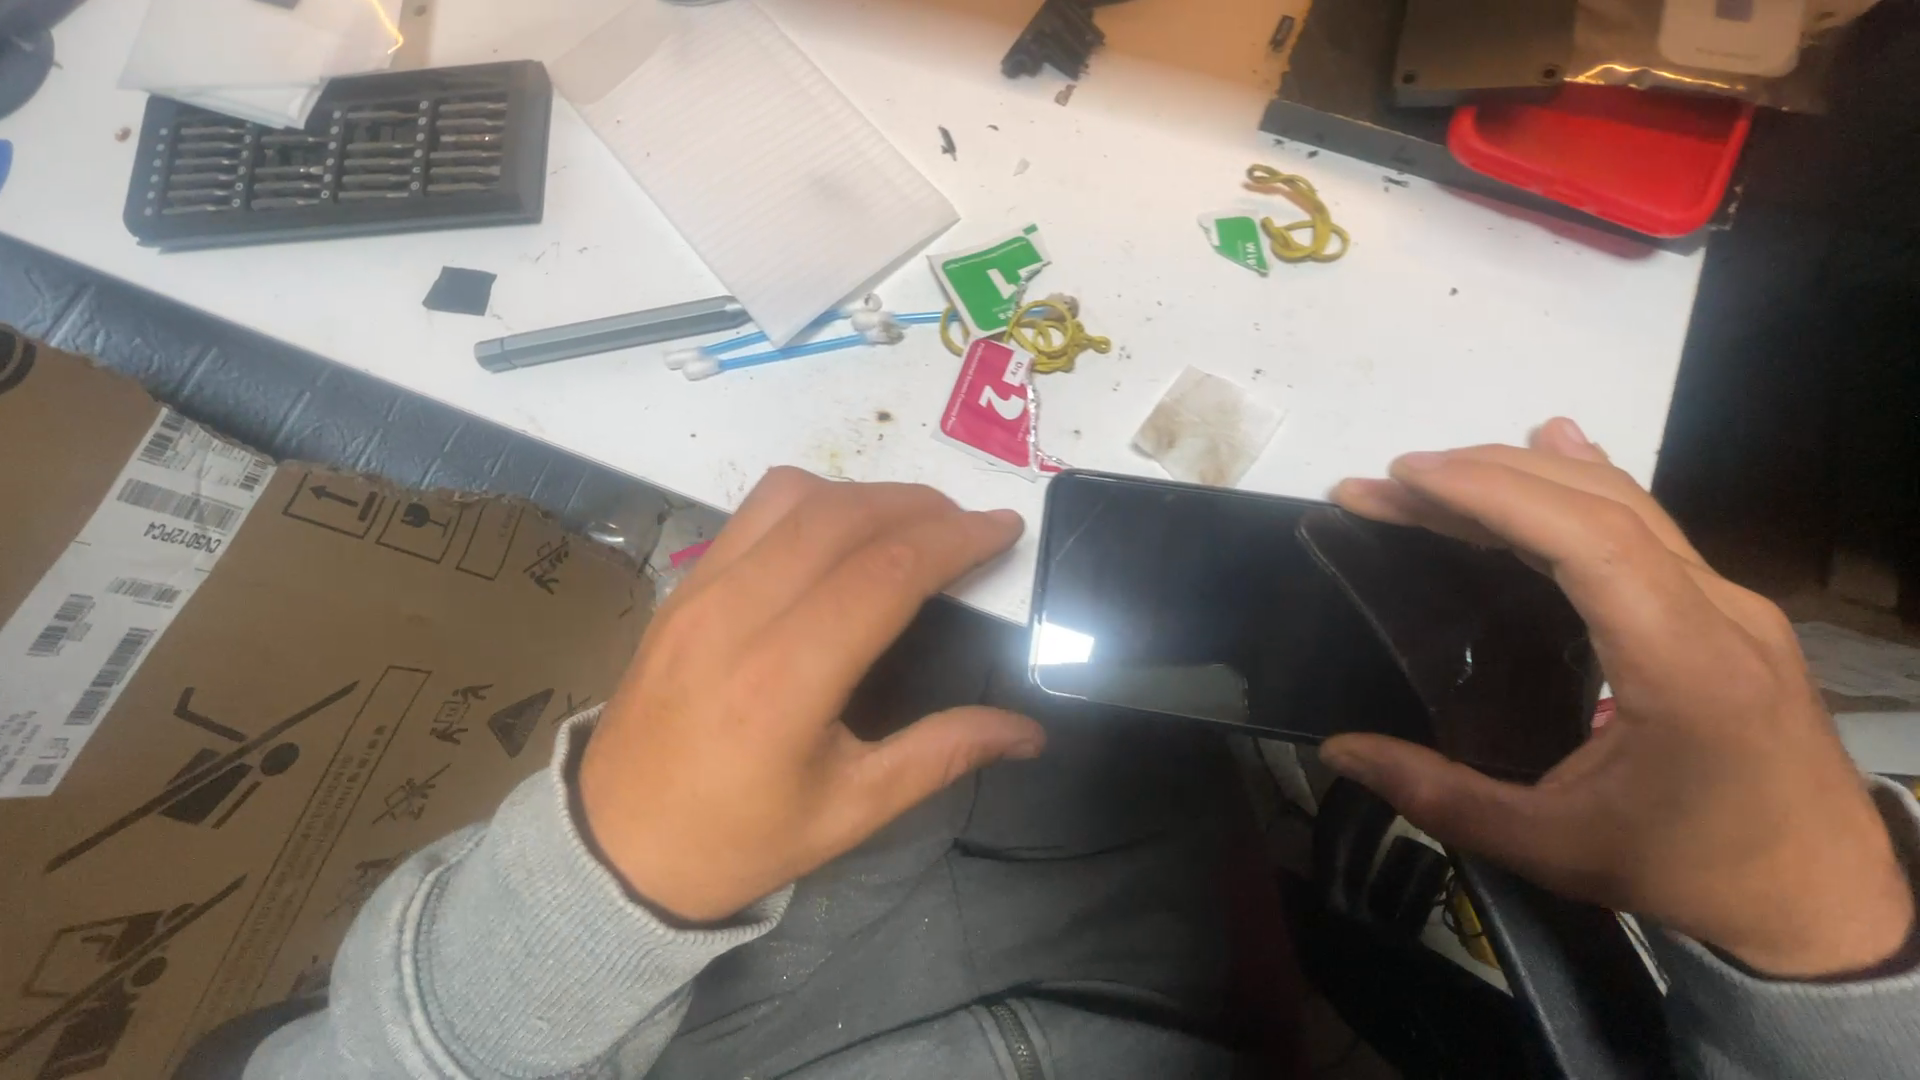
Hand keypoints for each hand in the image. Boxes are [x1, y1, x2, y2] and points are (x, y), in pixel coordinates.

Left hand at [578, 469, 1044, 922]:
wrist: (611, 847)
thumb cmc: (738, 839)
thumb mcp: (850, 812)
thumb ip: (943, 755)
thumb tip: (1030, 732)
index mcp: (784, 681)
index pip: (886, 573)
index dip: (956, 539)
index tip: (1003, 530)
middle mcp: (737, 615)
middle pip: (845, 517)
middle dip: (923, 506)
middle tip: (969, 525)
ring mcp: (699, 589)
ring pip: (796, 497)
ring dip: (868, 494)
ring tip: (912, 522)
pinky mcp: (682, 584)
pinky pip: (755, 510)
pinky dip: (816, 501)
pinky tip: (843, 531)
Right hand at [1323, 418, 1913, 976]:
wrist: (1825, 902)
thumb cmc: (1689, 870)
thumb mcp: (1549, 846)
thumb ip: (1435, 794)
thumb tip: (1336, 749)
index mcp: (1682, 665)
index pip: (1589, 539)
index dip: (1493, 493)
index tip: (1407, 477)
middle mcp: (1716, 613)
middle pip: (1595, 504)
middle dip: (1478, 478)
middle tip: (1383, 483)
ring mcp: (1727, 603)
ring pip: (1619, 503)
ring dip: (1517, 477)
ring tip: (1427, 476)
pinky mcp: (1719, 609)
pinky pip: (1643, 523)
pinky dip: (1580, 479)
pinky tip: (1552, 440)